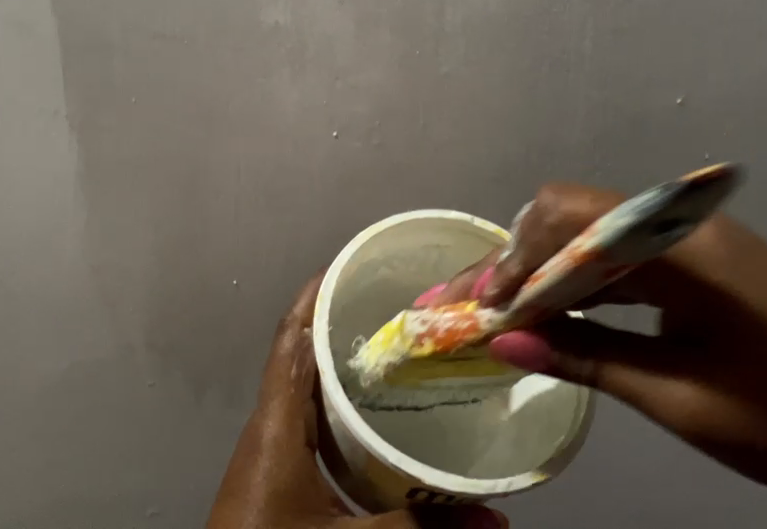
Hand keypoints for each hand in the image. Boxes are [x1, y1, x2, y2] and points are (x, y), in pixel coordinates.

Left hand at [205, 274, 509, 528]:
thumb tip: (496, 518)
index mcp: (276, 424)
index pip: (292, 337)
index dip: (317, 295)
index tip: (355, 262)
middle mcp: (269, 426)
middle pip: (301, 356)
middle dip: (342, 324)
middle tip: (397, 305)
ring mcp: (269, 452)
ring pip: (305, 389)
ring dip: (339, 364)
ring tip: (395, 347)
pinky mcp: (277, 475)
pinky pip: (308, 420)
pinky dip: (337, 405)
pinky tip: (373, 417)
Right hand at [424, 184, 766, 506]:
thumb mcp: (683, 399)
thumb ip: (589, 359)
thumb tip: (505, 342)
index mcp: (679, 245)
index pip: (568, 219)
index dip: (515, 260)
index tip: (480, 310)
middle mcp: (681, 224)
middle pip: (575, 218)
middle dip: (521, 261)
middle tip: (481, 310)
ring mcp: (696, 240)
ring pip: (598, 237)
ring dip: (551, 273)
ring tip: (507, 316)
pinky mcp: (707, 262)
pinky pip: (629, 258)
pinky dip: (589, 285)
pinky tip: (565, 318)